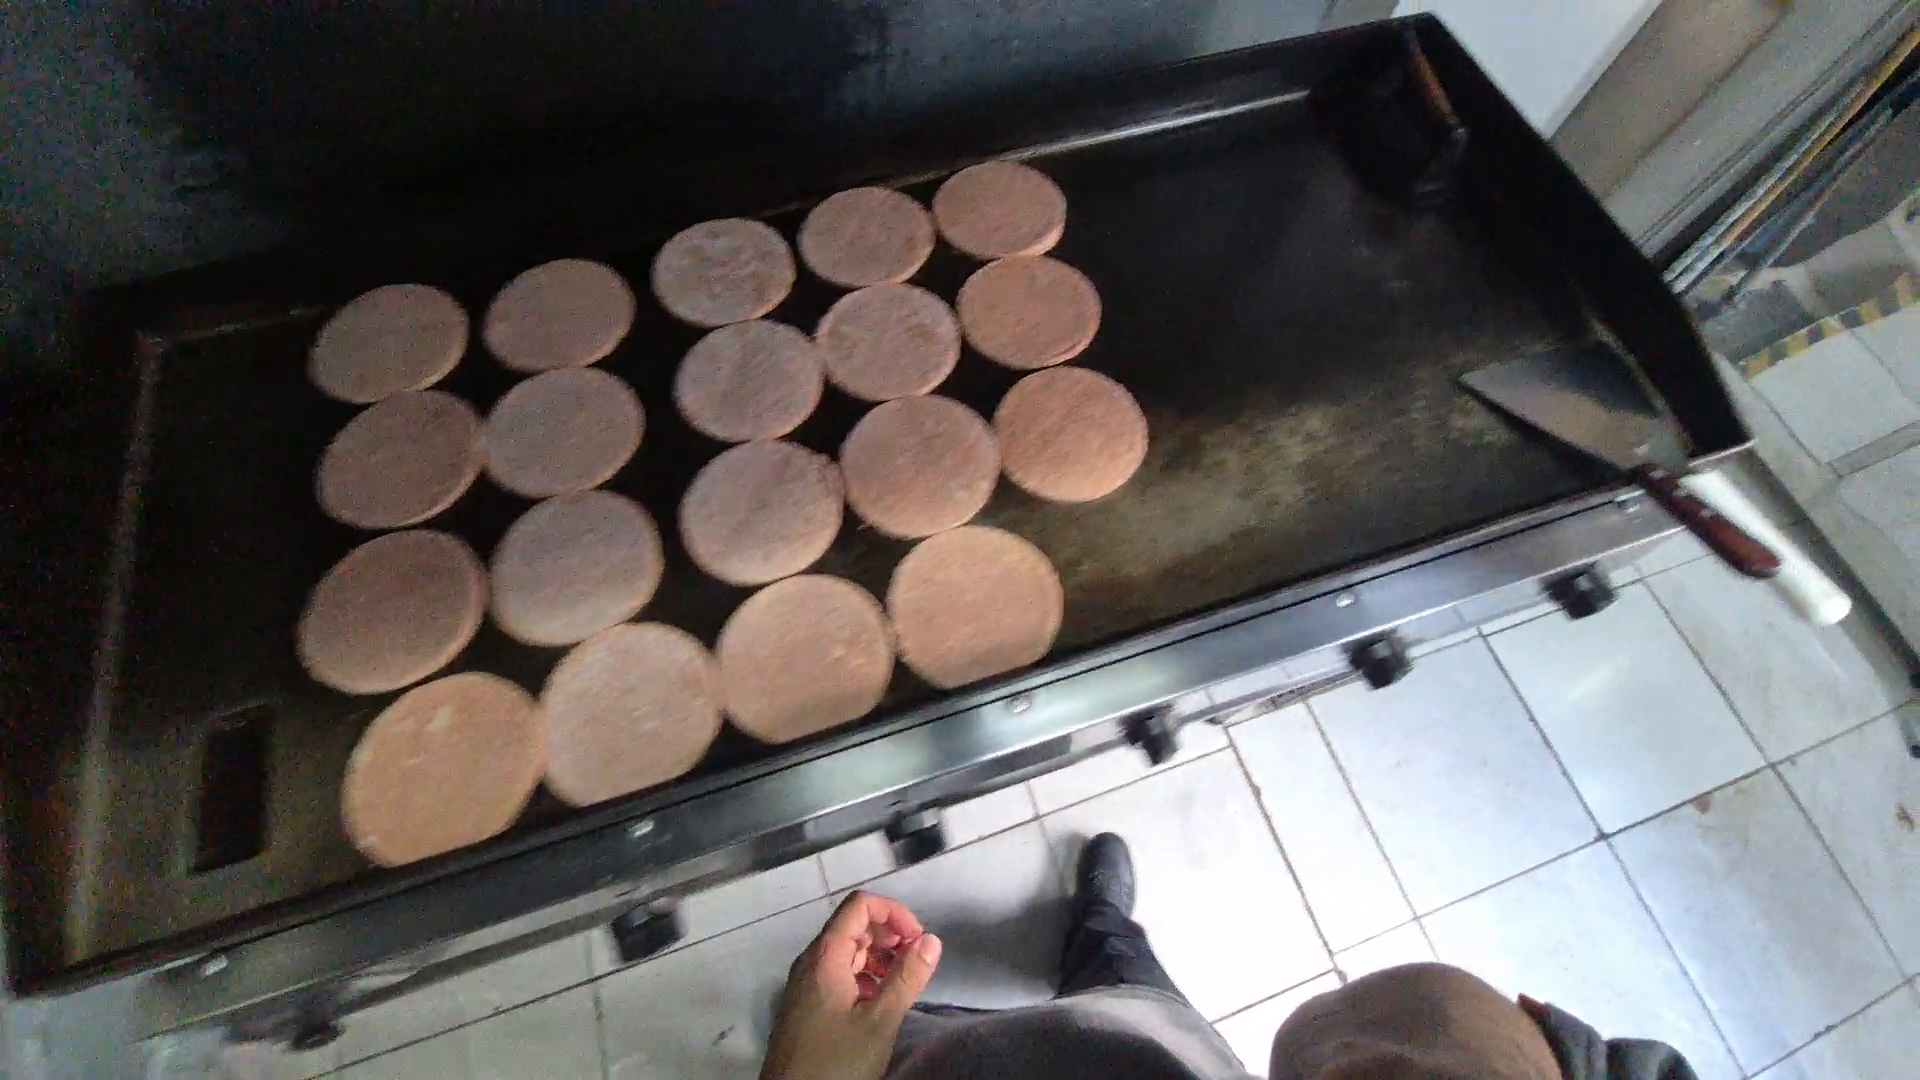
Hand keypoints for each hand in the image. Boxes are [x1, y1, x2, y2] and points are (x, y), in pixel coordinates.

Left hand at [761, 890, 942, 1079]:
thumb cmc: (836, 1062)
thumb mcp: (880, 1020)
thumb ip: (907, 976)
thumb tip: (931, 939)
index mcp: (825, 954)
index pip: (860, 905)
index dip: (893, 912)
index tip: (917, 939)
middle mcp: (811, 960)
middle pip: (854, 925)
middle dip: (889, 936)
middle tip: (915, 962)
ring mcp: (805, 983)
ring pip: (846, 951)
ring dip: (878, 958)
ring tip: (901, 983)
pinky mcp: (805, 1006)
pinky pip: (837, 974)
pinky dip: (863, 977)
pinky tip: (879, 1002)